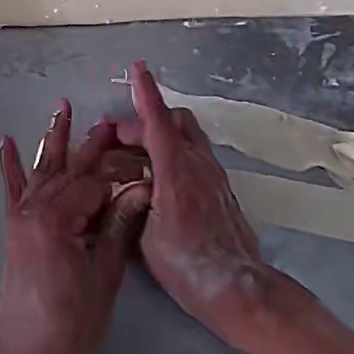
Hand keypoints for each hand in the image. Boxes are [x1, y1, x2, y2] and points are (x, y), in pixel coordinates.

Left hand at [0, 100, 148, 353]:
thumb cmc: (70, 321)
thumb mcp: (104, 275)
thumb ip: (118, 227)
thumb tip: (142, 189)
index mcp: (59, 219)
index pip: (96, 184)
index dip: (121, 176)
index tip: (143, 163)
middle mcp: (36, 209)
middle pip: (71, 170)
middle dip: (91, 143)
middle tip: (108, 120)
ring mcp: (22, 216)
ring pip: (44, 169)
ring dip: (54, 137)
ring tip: (62, 106)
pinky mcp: (14, 226)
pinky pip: (12, 188)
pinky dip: (11, 164)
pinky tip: (8, 142)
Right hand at [112, 61, 280, 339]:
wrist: (236, 286)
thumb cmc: (186, 266)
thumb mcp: (145, 238)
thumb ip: (132, 203)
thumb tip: (122, 187)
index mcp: (176, 171)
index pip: (157, 121)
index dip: (145, 92)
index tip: (137, 67)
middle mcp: (198, 163)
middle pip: (173, 122)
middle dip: (143, 120)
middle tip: (117, 139)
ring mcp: (213, 172)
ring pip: (187, 134)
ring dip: (162, 133)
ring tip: (137, 154)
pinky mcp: (220, 185)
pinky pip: (194, 152)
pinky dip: (174, 149)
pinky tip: (159, 175)